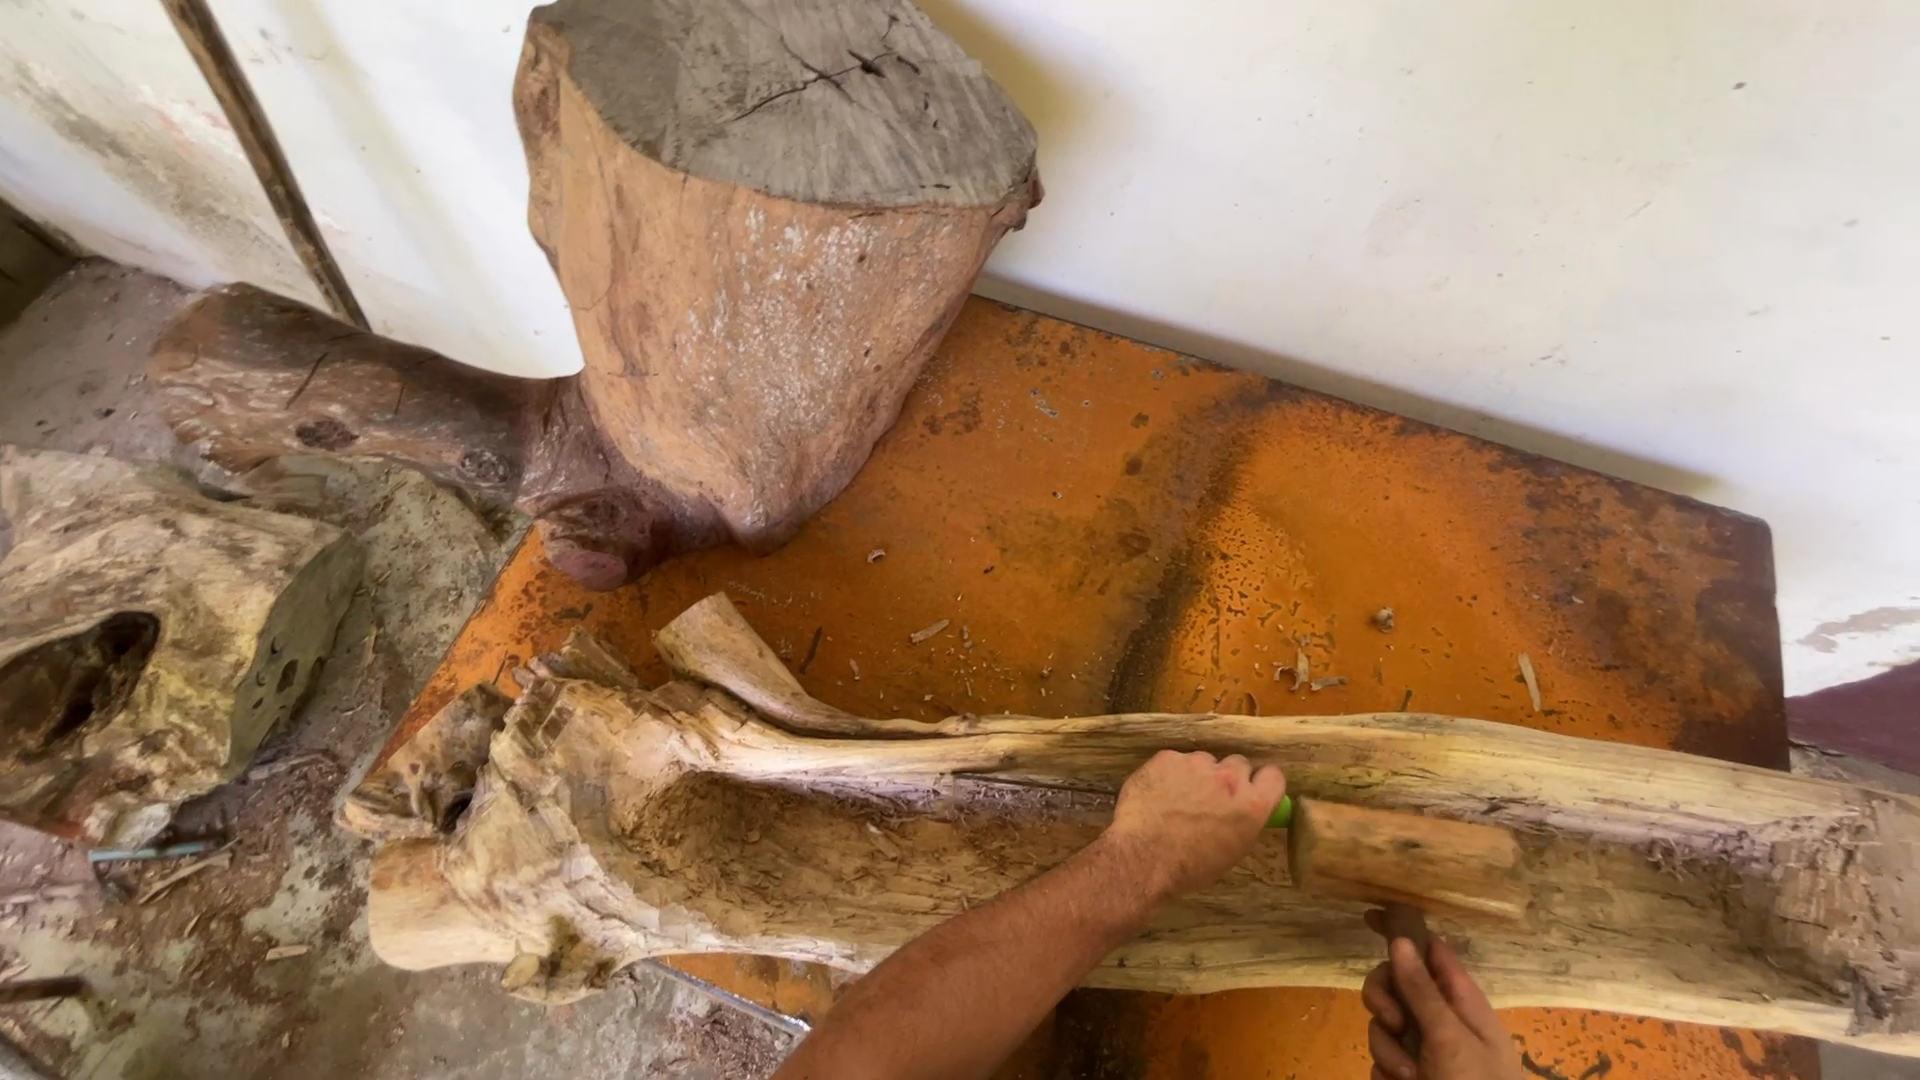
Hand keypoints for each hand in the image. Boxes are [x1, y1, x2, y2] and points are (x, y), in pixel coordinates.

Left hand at [1099, 749, 1284, 900]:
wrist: (1143, 856)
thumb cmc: (1189, 866)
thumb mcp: (1232, 850)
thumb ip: (1242, 821)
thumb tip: (1240, 810)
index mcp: (1251, 805)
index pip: (1273, 777)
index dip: (1262, 781)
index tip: (1253, 787)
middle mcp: (1229, 778)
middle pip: (1238, 763)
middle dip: (1228, 776)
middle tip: (1210, 794)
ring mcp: (1197, 764)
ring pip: (1204, 760)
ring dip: (1196, 774)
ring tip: (1177, 796)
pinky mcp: (1168, 757)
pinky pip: (1175, 760)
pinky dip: (1170, 772)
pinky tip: (1157, 792)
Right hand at [1360, 916, 1524, 1079]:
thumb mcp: (1449, 1038)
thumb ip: (1420, 989)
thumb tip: (1398, 938)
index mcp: (1463, 1002)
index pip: (1429, 949)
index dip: (1401, 930)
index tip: (1368, 917)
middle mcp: (1442, 1019)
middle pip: (1395, 982)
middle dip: (1383, 1000)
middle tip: (1392, 1021)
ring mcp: (1425, 1048)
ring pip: (1382, 1022)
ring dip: (1387, 1048)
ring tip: (1409, 1077)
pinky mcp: (1409, 1074)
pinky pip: (1381, 1056)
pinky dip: (1387, 1071)